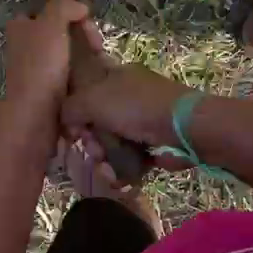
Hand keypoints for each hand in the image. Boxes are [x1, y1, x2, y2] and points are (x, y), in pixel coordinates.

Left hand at [1, 0, 99, 113]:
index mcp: (20, 27)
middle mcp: (25, 46)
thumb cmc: (41, 67)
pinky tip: (93, 78)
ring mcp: (36, 69)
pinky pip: (70, 74)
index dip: (69, 12)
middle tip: (97, 45)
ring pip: (67, 52)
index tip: (86, 21)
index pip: (48, 10)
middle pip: (61, 31)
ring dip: (86, 55)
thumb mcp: (51, 24)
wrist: (36, 117)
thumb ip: (64, 6)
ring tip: (100, 61)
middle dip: (82, 34)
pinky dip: (83, 74)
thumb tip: (79, 8)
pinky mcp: (47, 90)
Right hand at [59, 64, 194, 156]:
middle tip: (94, 149)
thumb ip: (70, 108)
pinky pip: (128, 158)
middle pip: (96, 120)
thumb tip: (67, 124)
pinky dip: (121, 169)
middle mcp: (128, 95)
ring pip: (110, 142)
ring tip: (107, 168)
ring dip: (103, 159)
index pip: (86, 87)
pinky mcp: (153, 144)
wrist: (185, 128)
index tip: (72, 126)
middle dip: (90, 140)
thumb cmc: (137, 106)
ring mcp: (142, 120)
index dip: (75, 108)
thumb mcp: (94, 99)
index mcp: (115, 75)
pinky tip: (118, 177)